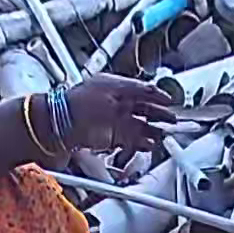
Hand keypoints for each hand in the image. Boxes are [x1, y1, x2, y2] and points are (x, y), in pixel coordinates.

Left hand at [58, 76, 175, 153]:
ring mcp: (115, 122)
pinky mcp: (112, 138)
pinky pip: (132, 141)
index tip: (170, 101)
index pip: (143, 90)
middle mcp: (118, 104)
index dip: (158, 96)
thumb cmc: (80, 102)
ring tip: (164, 135)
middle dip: (160, 115)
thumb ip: (134, 91)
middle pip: (145, 110)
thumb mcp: (110, 91)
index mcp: (117, 88)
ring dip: (154, 131)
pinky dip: (143, 144)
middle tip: (173, 120)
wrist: (61, 124)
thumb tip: (152, 90)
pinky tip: (151, 145)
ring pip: (141, 127)